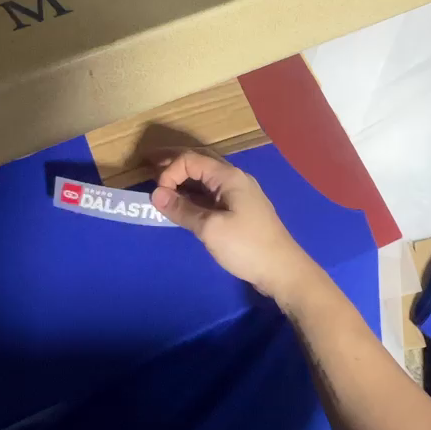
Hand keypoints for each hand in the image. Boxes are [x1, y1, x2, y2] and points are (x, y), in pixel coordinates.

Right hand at [151, 150, 321, 301]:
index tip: (159, 195)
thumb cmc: (247, 246)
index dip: (170, 171)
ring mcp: (238, 195)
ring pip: (204, 179)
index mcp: (229, 177)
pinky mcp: (238, 210)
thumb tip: (156, 195)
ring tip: (160, 185)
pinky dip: (192, 195)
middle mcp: (234, 179)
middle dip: (173, 163)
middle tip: (148, 164)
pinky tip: (181, 203)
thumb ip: (182, 210)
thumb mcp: (210, 229)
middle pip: (199, 163)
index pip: (191, 159)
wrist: (282, 270)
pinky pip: (210, 194)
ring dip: (182, 180)